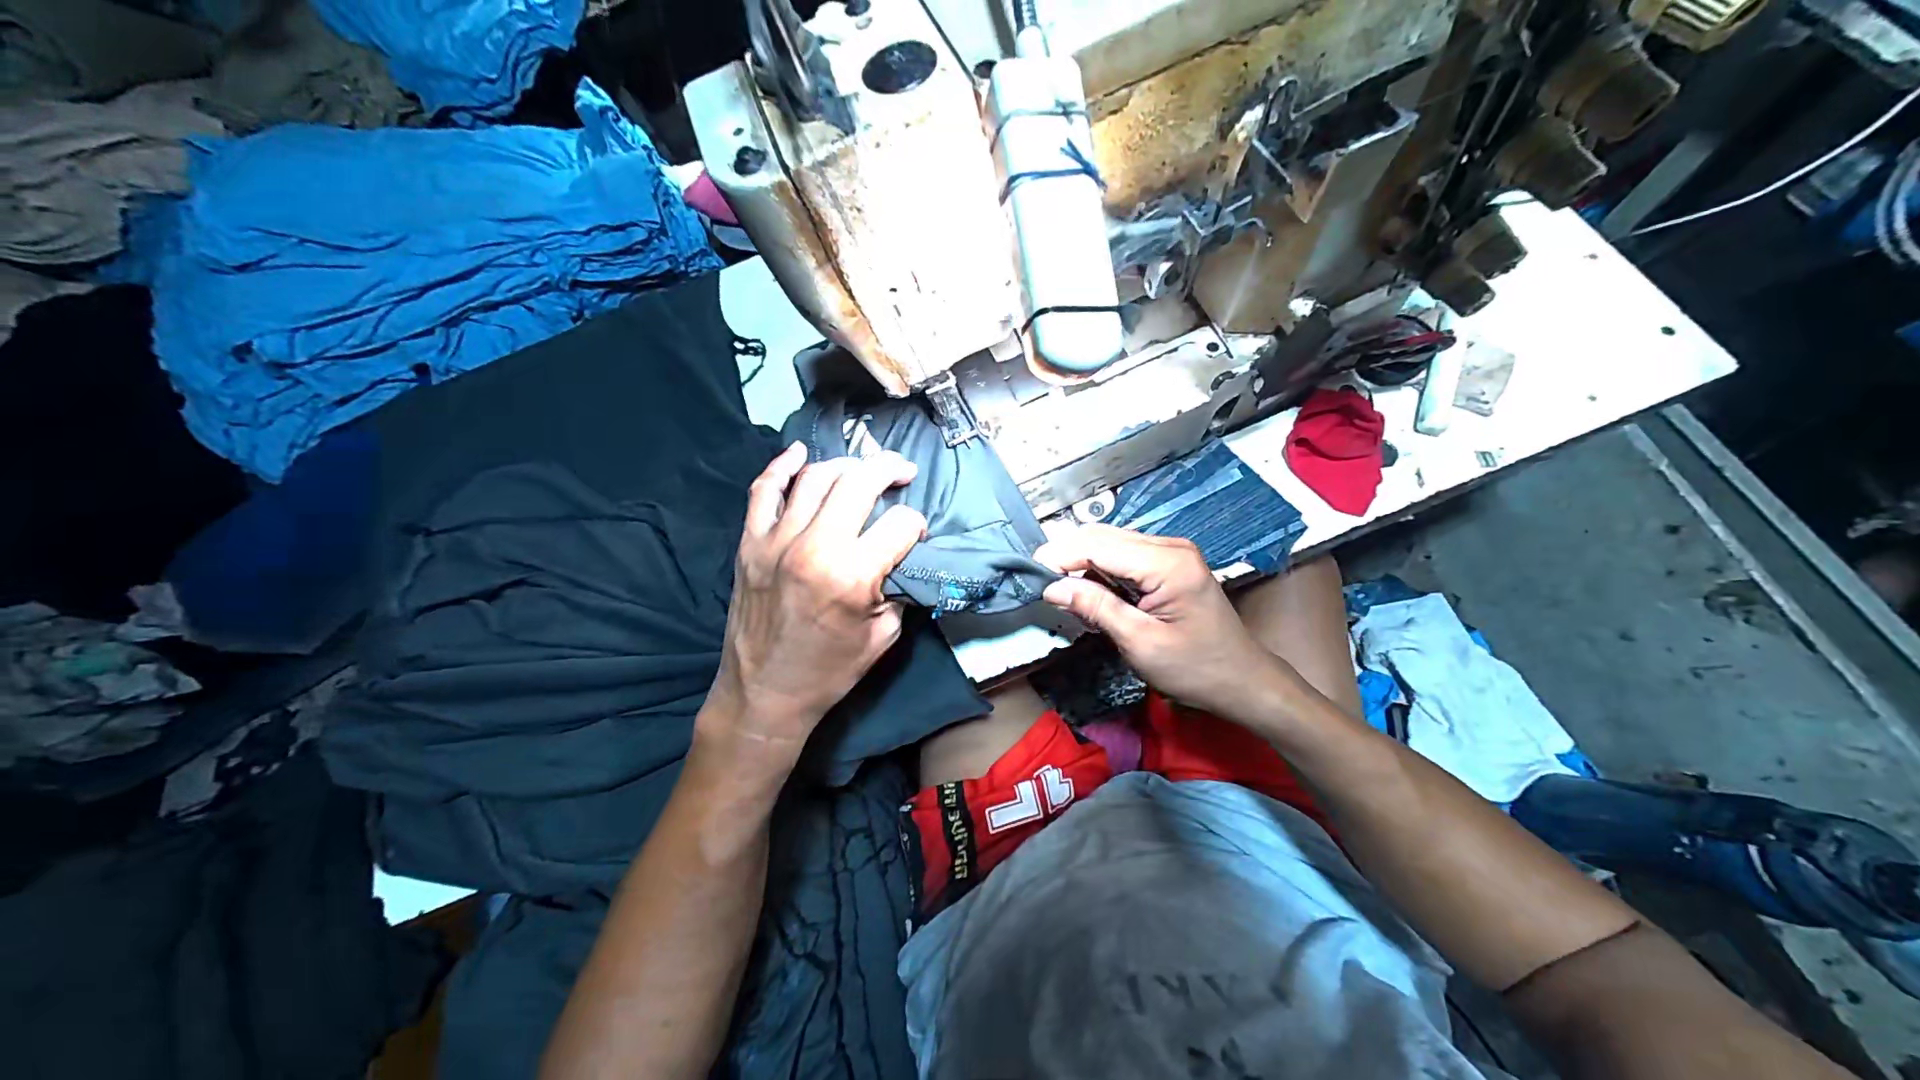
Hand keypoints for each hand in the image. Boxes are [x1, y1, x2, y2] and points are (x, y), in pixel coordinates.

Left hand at [701, 442, 928, 769]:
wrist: (764, 694)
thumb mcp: (882, 637)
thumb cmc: (829, 672)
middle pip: (859, 482)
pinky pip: (763, 491)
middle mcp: (813, 547)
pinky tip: (799, 453)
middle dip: (889, 469)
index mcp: (851, 576)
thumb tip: (905, 556)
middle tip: (903, 471)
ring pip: (815, 478)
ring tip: (863, 470)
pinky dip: (781, 466)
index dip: (916, 526)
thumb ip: (897, 589)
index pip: (899, 524)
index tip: (916, 536)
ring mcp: (775, 540)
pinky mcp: (749, 543)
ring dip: (846, 466)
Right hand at [1035, 524, 1292, 719]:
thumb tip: (1053, 587)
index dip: (1061, 556)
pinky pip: (1124, 554)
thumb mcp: (1140, 642)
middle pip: (1102, 536)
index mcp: (1167, 563)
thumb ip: (1096, 607)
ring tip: (1059, 588)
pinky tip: (1087, 589)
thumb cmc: (1194, 668)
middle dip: (1066, 555)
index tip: (1032, 576)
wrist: (1241, 680)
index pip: (1099, 545)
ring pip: (1110, 542)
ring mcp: (1172, 552)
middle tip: (1040, 582)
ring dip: (1081, 560)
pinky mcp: (1169, 562)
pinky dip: (1099, 568)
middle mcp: (1170, 547)